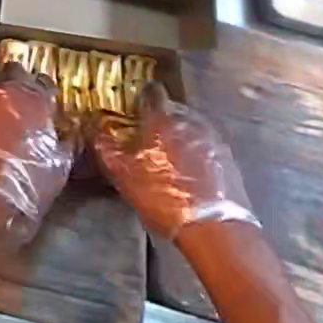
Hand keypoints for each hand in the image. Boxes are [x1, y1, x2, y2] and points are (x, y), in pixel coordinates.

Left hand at [0, 63, 74, 242]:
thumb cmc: (16, 189)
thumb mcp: (56, 173)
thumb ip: (63, 147)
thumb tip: (65, 142)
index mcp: (30, 96)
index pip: (46, 86)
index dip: (50, 104)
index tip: (54, 120)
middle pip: (15, 87)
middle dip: (23, 104)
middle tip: (32, 129)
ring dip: (1, 116)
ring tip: (9, 143)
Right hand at [94, 82, 257, 239]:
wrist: (215, 230)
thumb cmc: (165, 198)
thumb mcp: (125, 176)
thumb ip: (107, 149)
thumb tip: (93, 129)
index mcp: (163, 120)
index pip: (153, 93)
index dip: (142, 96)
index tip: (135, 105)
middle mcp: (190, 122)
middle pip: (172, 110)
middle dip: (161, 119)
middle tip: (148, 136)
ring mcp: (213, 139)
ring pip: (191, 127)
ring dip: (180, 135)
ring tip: (169, 156)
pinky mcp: (229, 158)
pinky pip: (207, 145)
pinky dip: (197, 152)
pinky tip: (191, 171)